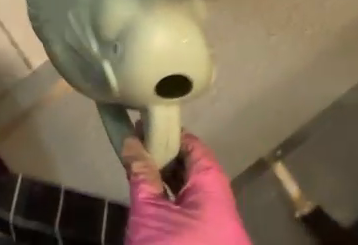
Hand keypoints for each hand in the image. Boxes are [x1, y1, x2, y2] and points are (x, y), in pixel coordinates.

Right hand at [119, 133, 251, 244]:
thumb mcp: (148, 210)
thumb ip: (141, 173)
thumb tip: (131, 140)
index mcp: (216, 196)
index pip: (199, 151)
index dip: (174, 135)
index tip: (146, 124)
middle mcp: (226, 211)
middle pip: (199, 171)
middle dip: (169, 156)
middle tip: (139, 144)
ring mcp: (222, 231)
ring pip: (197, 192)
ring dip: (171, 177)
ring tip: (142, 165)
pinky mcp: (213, 243)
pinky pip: (197, 211)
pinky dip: (177, 199)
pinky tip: (154, 194)